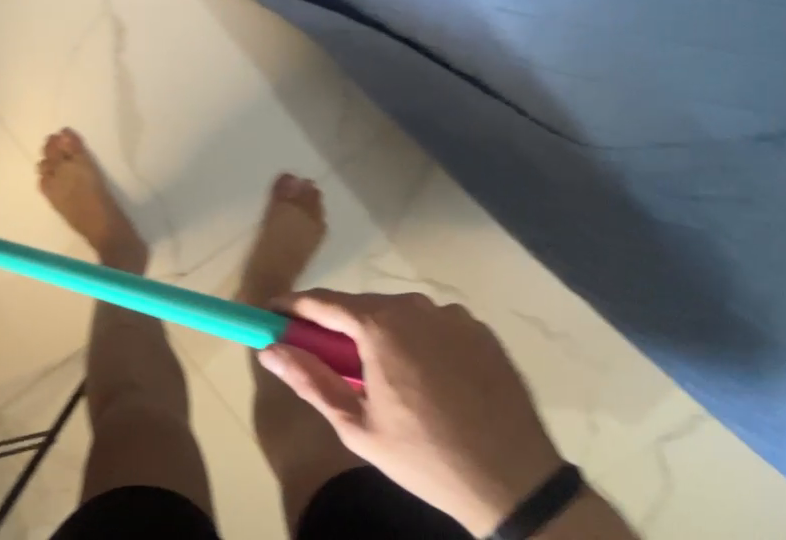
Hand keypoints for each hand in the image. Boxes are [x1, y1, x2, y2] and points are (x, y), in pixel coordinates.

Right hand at [258, 290, 565, 536]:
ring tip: (379, 373)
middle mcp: (415, 308)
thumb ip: (310, 381)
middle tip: (324, 354)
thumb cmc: (426, 457)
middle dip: (337, 324)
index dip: (294, 305)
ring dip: (380, 331)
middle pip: (361, 305)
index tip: (273, 313)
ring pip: (399, 313)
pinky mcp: (481, 331)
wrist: (515, 482)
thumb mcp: (357, 427)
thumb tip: (269, 349)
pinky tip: (424, 375)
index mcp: (380, 327)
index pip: (323, 302)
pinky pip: (435, 324)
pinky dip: (418, 339)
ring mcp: (453, 316)